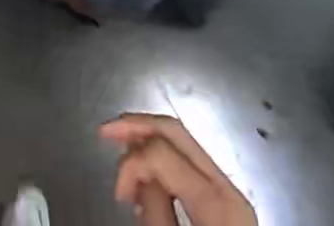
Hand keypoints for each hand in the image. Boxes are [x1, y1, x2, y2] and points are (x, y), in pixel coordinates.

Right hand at [100, 114, 257, 225]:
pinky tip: (147, 181)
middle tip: (104, 133)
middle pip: (175, 131)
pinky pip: (189, 164)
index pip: (160, 151)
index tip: (117, 197)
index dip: (130, 163)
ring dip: (148, 144)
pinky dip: (163, 161)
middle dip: (136, 126)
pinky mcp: (226, 202)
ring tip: (127, 175)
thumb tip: (138, 173)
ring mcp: (230, 192)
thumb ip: (154, 208)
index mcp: (217, 201)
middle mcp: (227, 186)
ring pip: (182, 142)